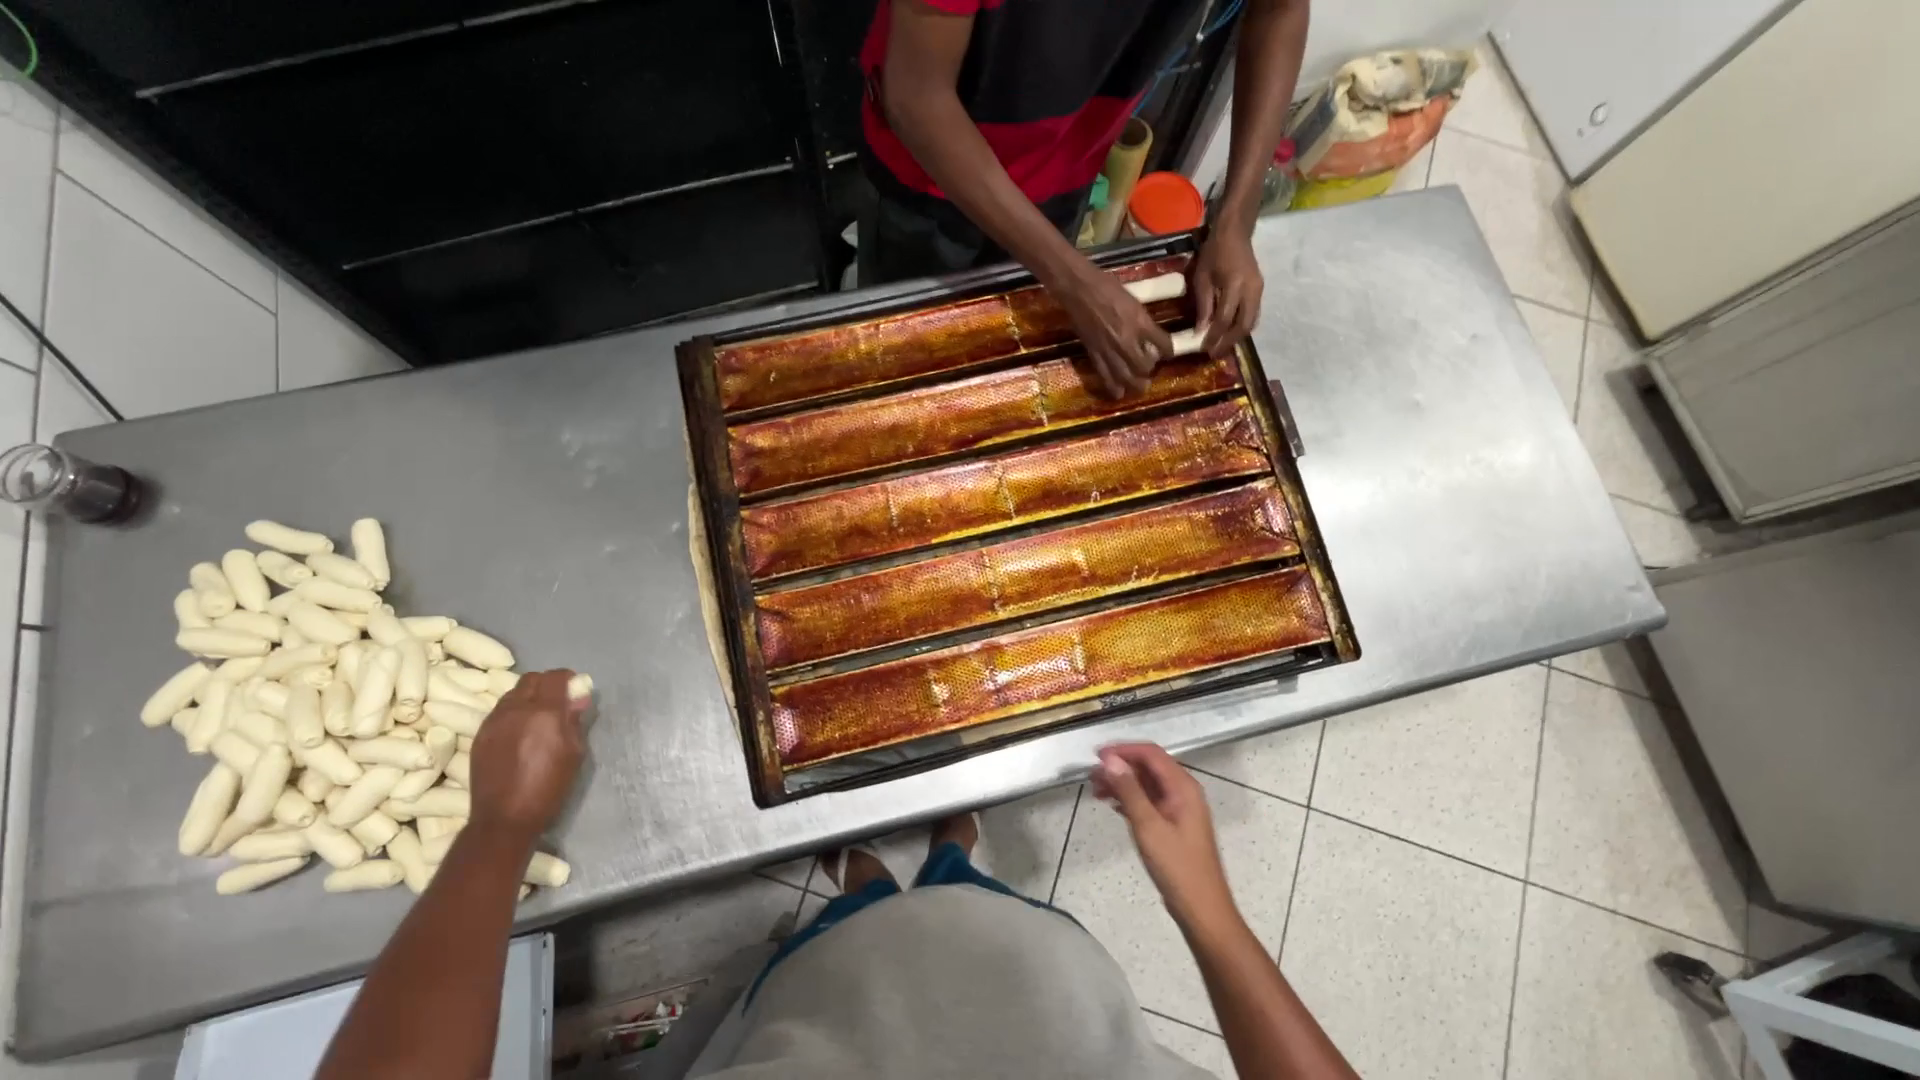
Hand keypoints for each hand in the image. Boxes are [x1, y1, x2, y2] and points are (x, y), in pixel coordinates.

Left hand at [470, 670, 586, 844]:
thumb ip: (574, 720)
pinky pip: (499, 711)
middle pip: (531, 679)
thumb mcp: (575, 753)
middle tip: (558, 702)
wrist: (505, 817)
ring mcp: (494, 721)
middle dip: (547, 685)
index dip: (567, 679)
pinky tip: (519, 733)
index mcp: (545, 712)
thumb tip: (577, 698)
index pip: (555, 677)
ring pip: (513, 693)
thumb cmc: (549, 787)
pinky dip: (513, 713)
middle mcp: (516, 709)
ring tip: (537, 719)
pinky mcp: (480, 734)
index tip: (575, 690)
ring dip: (528, 698)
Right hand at [1055, 264, 1173, 397]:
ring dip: (1135, 384)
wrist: (1079, 289)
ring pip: (1126, 376)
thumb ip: (1142, 319)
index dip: (1169, 351)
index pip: (1163, 344)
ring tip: (1140, 388)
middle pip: (1144, 366)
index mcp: (1140, 322)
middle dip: (1149, 370)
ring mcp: (1109, 349)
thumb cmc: (1107, 286)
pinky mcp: (1094, 353)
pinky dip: (1112, 386)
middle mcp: (1127, 340)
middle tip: (1150, 369)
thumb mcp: (1133, 300)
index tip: (1168, 352)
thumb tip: (1148, 332)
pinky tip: (1118, 393)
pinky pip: (1105, 375)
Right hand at [1091, 742, 1235, 929]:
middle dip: (1120, 766)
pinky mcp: (1173, 825)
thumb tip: (1110, 760)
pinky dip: (1130, 799)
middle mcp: (1184, 792)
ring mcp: (1179, 809)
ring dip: (1123, 783)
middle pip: (1149, 766)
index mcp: (1183, 787)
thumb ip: (1129, 790)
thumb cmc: (1177, 867)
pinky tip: (1112, 805)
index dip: (1123, 750)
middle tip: (1091, 776)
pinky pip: (1149, 801)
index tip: (1096, 756)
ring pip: (1147, 784)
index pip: (1151, 753)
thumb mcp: (1148, 826)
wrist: (1201, 909)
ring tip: (1096, 791)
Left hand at [1191, 230, 1263, 357]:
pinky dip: (1242, 326)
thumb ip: (1203, 305)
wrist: (1235, 233)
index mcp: (1235, 285)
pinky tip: (1230, 333)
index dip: (1215, 336)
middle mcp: (1252, 290)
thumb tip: (1201, 331)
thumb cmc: (1214, 252)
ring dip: (1237, 337)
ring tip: (1222, 347)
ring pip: (1252, 322)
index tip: (1204, 349)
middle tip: (1215, 353)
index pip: (1225, 319)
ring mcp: (1259, 291)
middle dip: (1229, 342)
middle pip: (1244, 325)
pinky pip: (1253, 315)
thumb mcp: (1202, 278)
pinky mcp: (1260, 291)